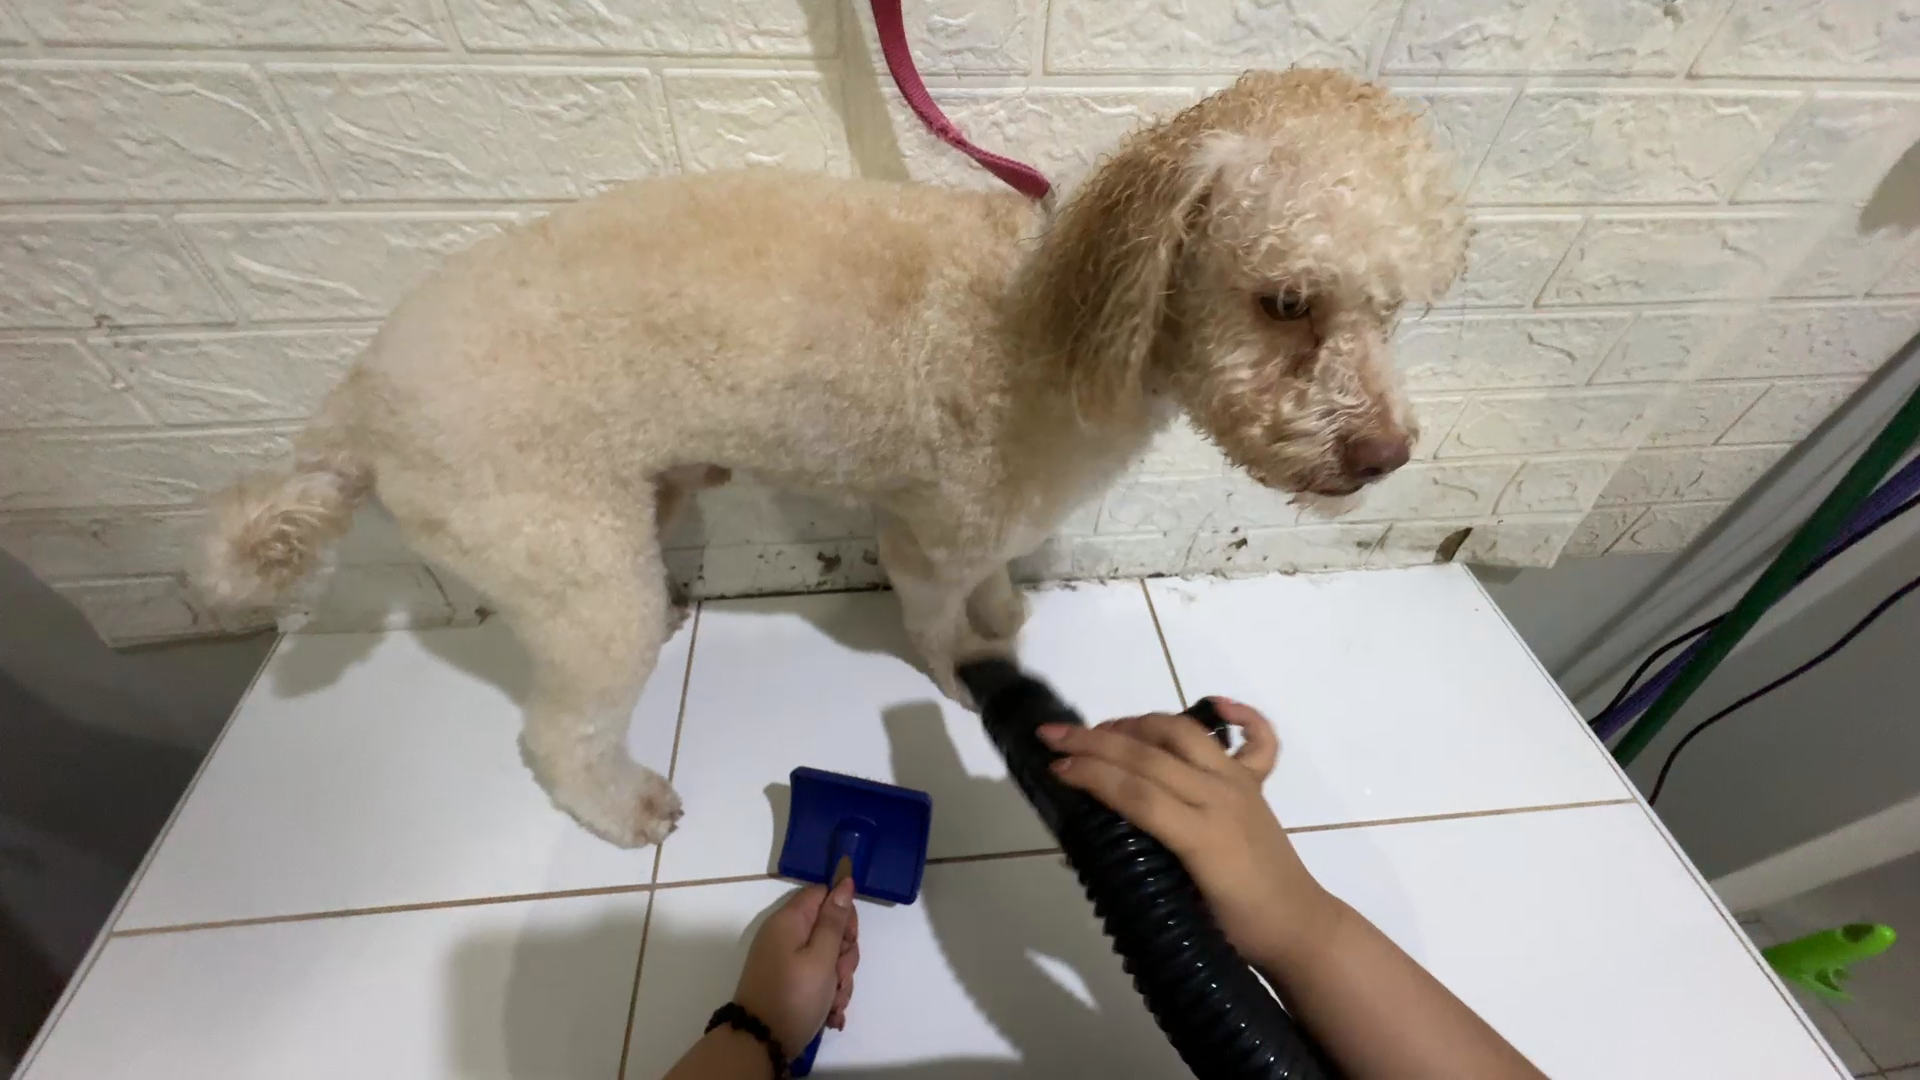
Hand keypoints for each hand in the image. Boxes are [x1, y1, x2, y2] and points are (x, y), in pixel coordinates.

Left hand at [733, 877, 859, 1057]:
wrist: (758, 1046)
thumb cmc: (794, 996)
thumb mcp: (822, 957)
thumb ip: (835, 920)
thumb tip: (844, 882)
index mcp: (790, 920)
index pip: (824, 894)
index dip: (843, 912)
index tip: (850, 939)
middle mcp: (785, 934)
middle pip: (827, 927)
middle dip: (844, 954)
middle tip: (842, 976)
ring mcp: (784, 959)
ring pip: (826, 956)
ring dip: (838, 979)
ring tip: (835, 1003)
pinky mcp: (786, 981)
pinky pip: (814, 975)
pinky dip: (826, 991)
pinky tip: (830, 1013)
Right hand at [1038, 699, 1338, 972]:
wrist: (1301, 929)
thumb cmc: (1235, 928)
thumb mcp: (1175, 907)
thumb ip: (1132, 868)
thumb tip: (1078, 847)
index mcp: (1202, 836)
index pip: (1136, 792)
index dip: (1091, 775)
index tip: (1054, 767)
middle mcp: (1220, 797)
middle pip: (1149, 756)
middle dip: (1094, 741)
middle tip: (1054, 734)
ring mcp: (1240, 783)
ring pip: (1183, 733)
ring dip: (1138, 723)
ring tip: (1105, 730)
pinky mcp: (1256, 781)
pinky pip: (1257, 739)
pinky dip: (1242, 715)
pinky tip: (1217, 703)